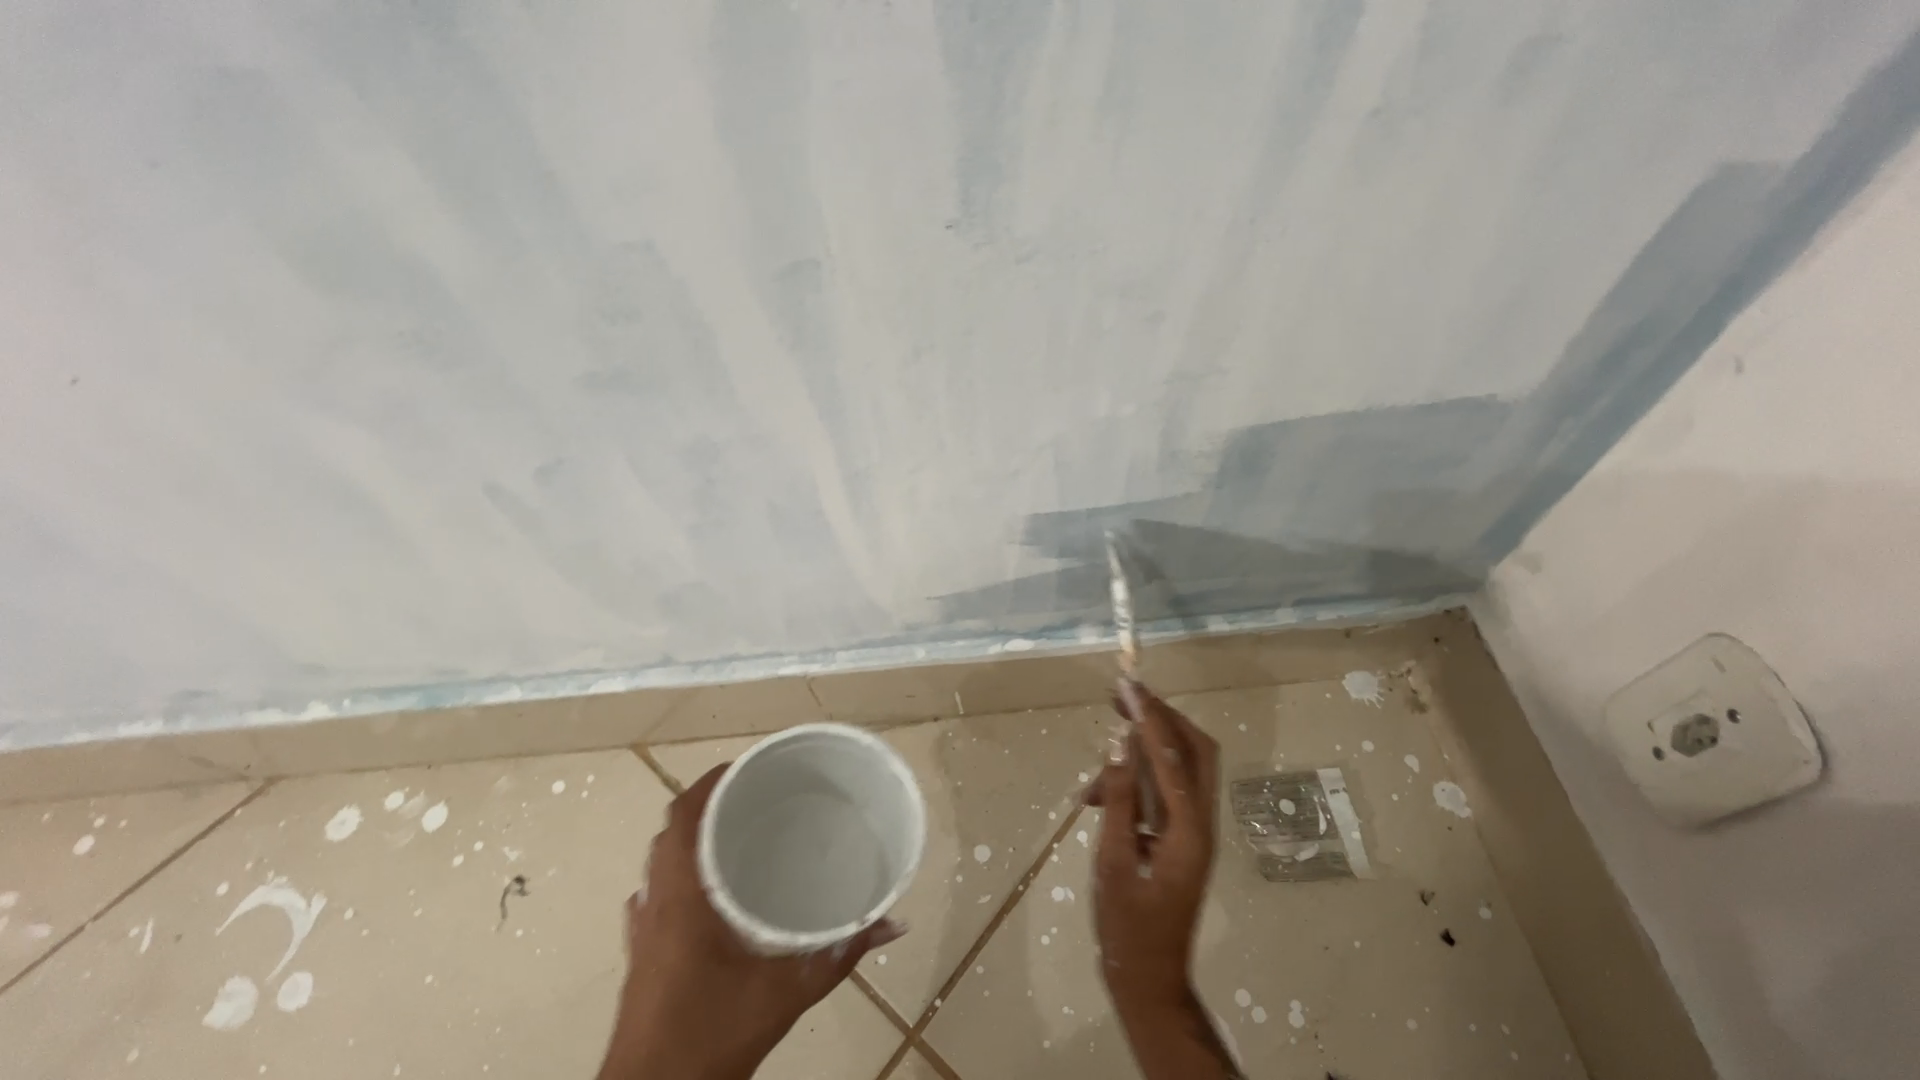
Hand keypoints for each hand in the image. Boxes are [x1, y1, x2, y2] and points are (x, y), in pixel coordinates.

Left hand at [597, 765, 905, 1079]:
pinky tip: (706, 893)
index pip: (684, 816)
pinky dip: (678, 877)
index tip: (748, 767)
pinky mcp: (641, 956)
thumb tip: (893, 922)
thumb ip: (840, 953)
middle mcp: (655, 903)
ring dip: (690, 840)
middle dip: (707, 805)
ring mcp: (643, 931)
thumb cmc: (713, 1035)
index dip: (710, 783)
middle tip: (755, 797)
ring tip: (736, 834)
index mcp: (683, 897)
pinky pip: (655, 896)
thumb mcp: (787, 994)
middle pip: (670, 834)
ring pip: (659, 864)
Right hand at [1088, 680, 1219, 1009]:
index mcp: (1190, 830)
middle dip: (1161, 718)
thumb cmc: (1127, 925)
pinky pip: (1165, 792)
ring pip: (1180, 769)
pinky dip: (1136, 781)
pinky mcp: (1180, 838)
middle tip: (1123, 697)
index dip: (1149, 717)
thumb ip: (1118, 800)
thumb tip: (1117, 744)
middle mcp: (1202, 823)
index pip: (1173, 756)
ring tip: (1097, 766)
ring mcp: (1194, 831)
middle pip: (1194, 751)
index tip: (1127, 685)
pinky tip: (1097, 797)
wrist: (1148, 977)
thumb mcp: (1112, 861)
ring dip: (1143, 752)